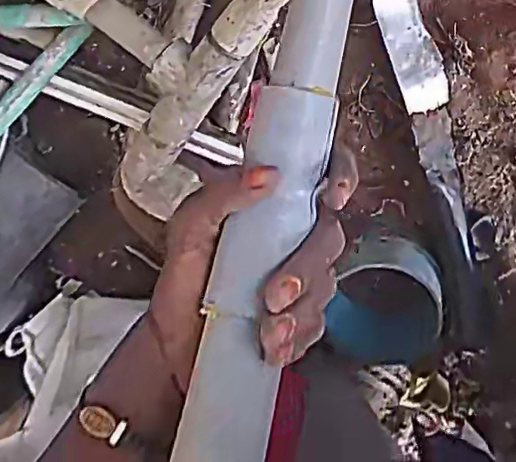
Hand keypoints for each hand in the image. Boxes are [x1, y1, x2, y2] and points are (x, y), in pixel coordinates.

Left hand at [147, 151, 358, 394]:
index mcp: (275, 201)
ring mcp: (302, 274)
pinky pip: (317, 322)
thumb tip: (265, 174)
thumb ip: (222, 193)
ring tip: (267, 330)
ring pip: (326, 281)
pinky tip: (272, 344)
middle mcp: (295, 232)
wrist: (173, 342)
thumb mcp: (190, 224)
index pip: (324, 171)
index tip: (334, 196)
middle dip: (307, 267)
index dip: (342, 175)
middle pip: (329, 234)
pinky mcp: (301, 315)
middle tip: (275, 293)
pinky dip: (296, 336)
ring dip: (300, 310)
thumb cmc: (184, 273)